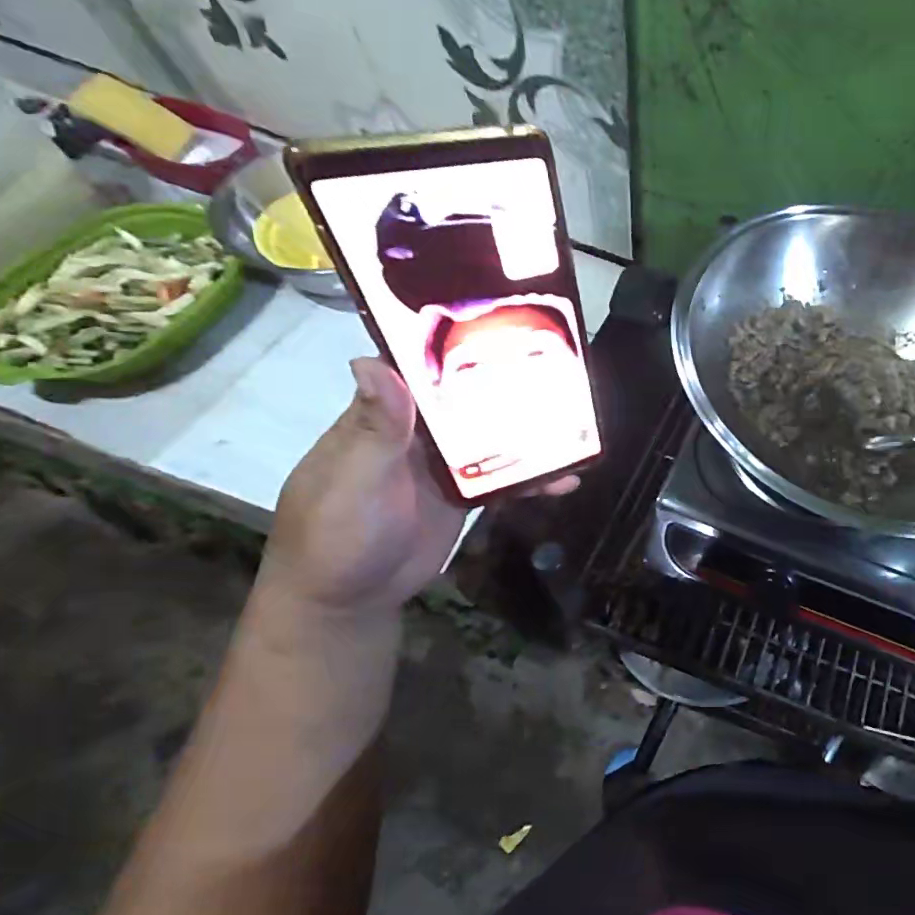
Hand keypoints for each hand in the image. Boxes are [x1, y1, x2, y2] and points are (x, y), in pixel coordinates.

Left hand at [258, 358, 578, 622]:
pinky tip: (564, 480)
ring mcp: (442, 465)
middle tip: (561, 365)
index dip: (454, 339)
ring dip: (528, 432)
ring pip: (491, 436)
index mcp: (384, 414)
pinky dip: (530, 479)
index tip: (498, 316)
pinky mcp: (461, 496)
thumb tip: (368, 358)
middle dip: (508, 382)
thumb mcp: (354, 478)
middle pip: (467, 396)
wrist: (348, 599)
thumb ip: (374, 426)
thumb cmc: (338, 533)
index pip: (420, 364)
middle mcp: (416, 431)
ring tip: (575, 424)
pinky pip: (501, 479)